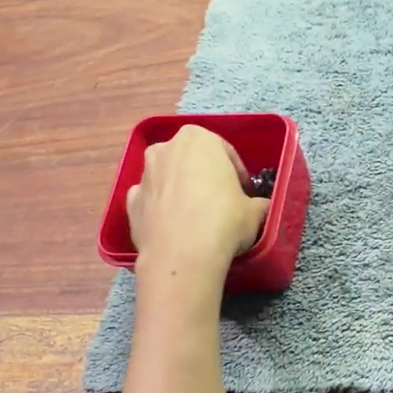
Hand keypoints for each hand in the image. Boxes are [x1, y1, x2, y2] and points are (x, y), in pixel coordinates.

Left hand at [125, 125, 269, 275]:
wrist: (182, 252)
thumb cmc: (225, 221)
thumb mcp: (257, 212)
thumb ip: (259, 203)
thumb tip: (261, 207)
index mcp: (199, 139)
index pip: (225, 151)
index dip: (239, 174)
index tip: (247, 195)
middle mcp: (166, 147)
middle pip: (192, 159)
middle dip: (206, 177)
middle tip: (223, 203)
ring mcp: (144, 172)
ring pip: (169, 177)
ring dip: (183, 190)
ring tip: (200, 218)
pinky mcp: (131, 199)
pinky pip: (153, 199)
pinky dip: (164, 209)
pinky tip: (178, 229)